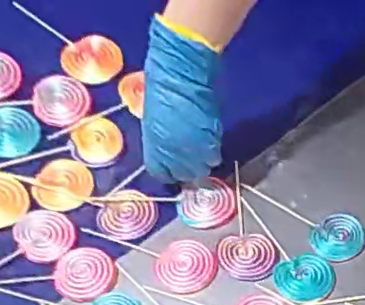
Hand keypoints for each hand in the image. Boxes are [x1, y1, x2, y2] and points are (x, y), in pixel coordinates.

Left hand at [142, 15, 222, 183]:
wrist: (183, 68)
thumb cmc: (161, 85)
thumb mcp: (151, 116)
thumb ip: (158, 140)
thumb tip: (166, 149)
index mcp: (157, 148)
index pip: (161, 173)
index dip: (165, 171)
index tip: (168, 166)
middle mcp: (178, 155)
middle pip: (184, 176)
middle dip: (184, 169)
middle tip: (184, 156)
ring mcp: (197, 149)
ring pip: (202, 168)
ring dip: (200, 161)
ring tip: (197, 147)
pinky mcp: (213, 140)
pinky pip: (213, 155)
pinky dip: (210, 150)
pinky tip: (206, 137)